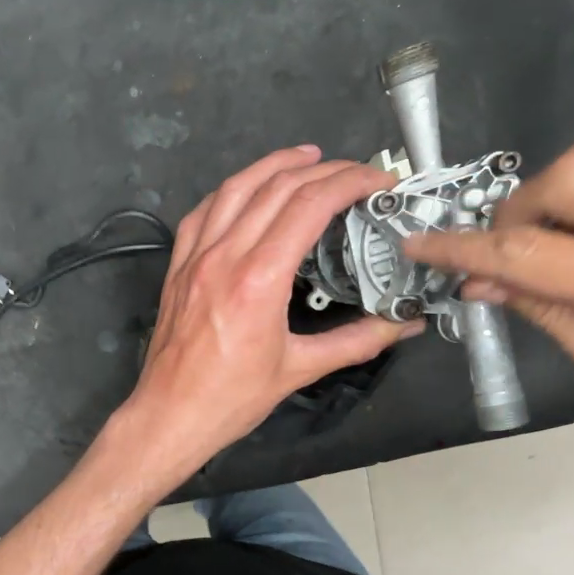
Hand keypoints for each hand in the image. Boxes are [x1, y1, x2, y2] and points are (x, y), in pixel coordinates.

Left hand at [122, 146, 418, 475]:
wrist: (169, 416)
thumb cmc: (229, 399)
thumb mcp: (300, 369)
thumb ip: (358, 341)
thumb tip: (404, 324)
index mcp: (258, 279)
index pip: (310, 204)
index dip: (350, 181)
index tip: (378, 180)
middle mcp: (222, 258)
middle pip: (276, 187)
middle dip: (323, 170)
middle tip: (354, 172)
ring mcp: (193, 260)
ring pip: (234, 190)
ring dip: (273, 165)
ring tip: (306, 158)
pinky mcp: (176, 270)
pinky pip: (201, 214)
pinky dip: (229, 193)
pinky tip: (247, 190)